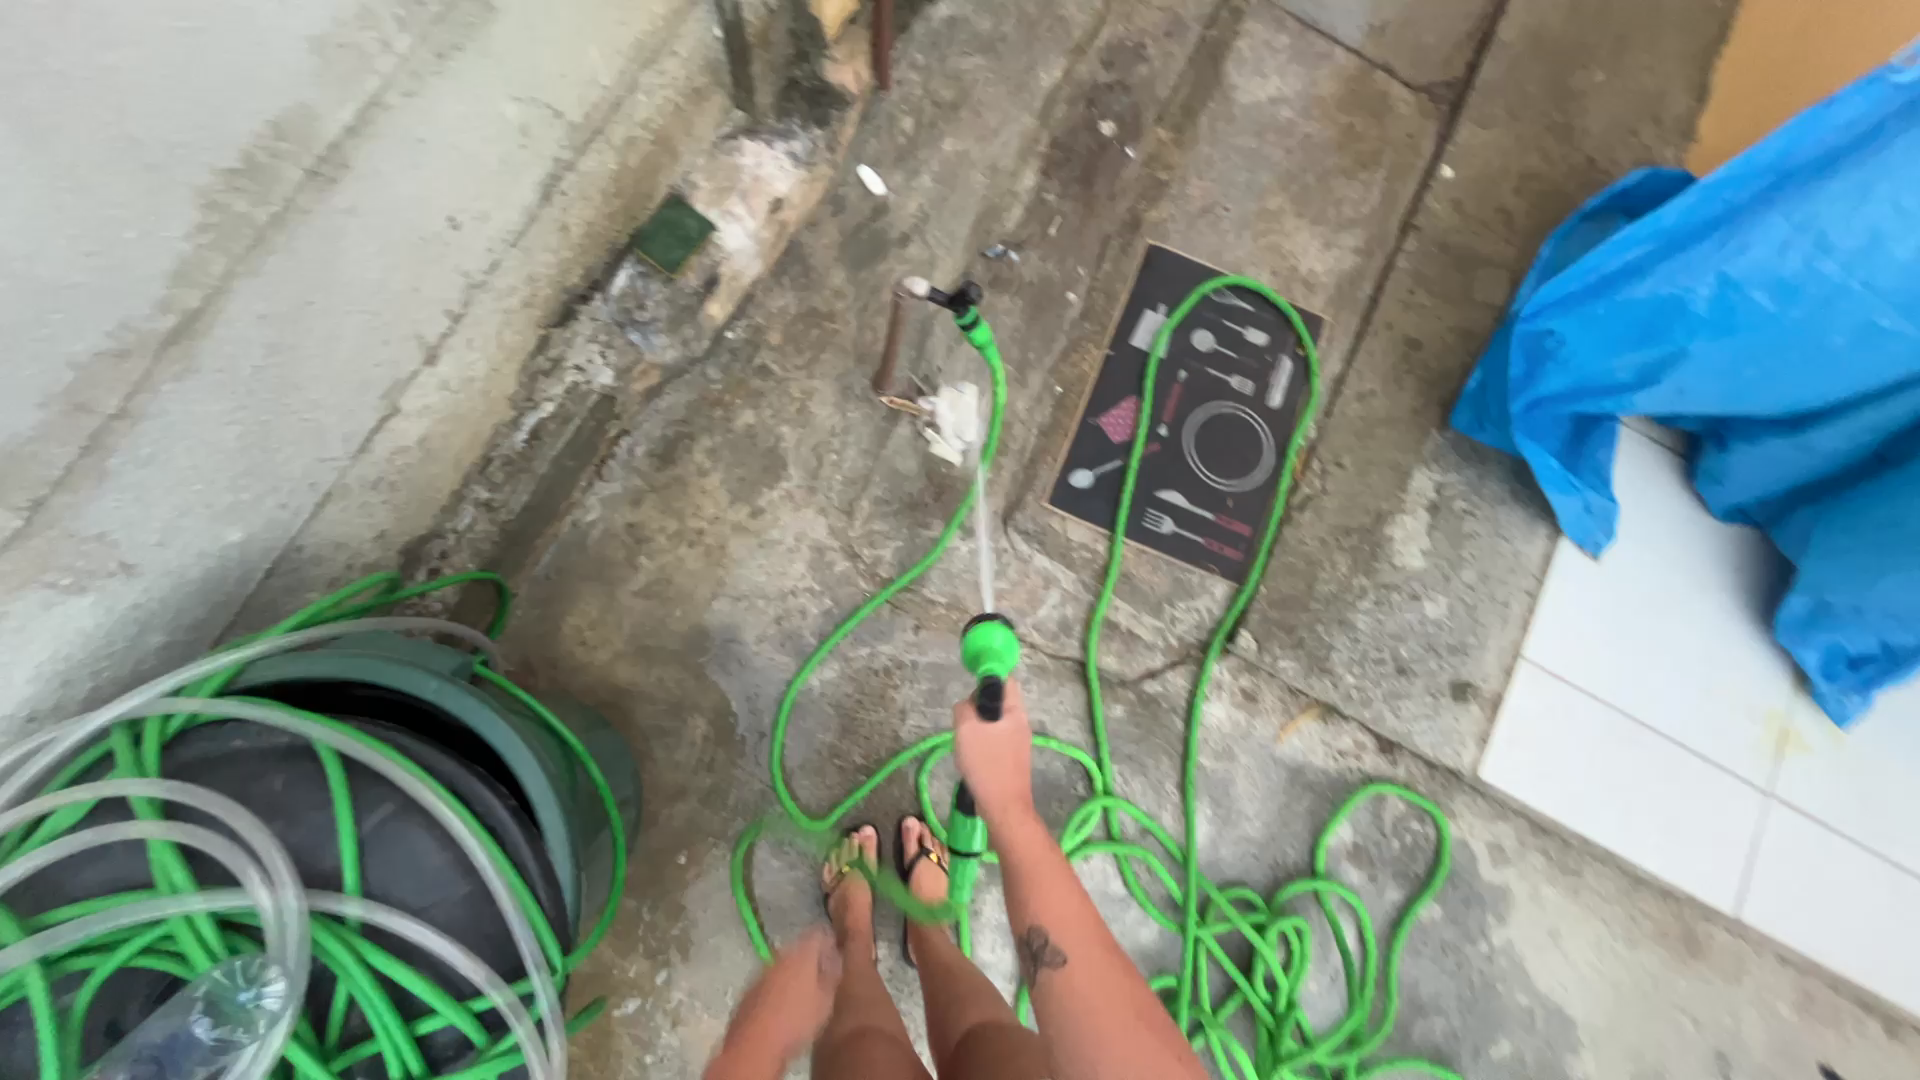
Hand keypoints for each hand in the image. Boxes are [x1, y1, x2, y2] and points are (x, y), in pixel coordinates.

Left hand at [705, 927, 841, 1079]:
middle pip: (799, 947)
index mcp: (803, 952)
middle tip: (822, 974)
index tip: (837, 950)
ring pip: (783, 964)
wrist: (755, 1045)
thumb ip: (832, 974)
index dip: (829, 939)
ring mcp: (762, 972)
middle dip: (810, 957)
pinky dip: (778, 987)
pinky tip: (782, 1006)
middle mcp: (781, 955)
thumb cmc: (798, 1021)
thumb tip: (836, 957)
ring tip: (803, 993)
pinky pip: (769, 981)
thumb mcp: (826, 1000)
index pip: (818, 933)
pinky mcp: (749, 990)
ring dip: (793, 973)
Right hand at [952, 677, 1034, 826]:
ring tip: (964, 743)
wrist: (1004, 807)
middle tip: (963, 721)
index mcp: (1015, 712)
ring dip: (976, 728)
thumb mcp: (966, 729)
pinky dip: (981, 744)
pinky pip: (995, 742)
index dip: (988, 678)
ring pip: (994, 724)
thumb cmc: (986, 764)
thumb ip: (964, 708)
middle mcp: (1021, 724)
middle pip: (998, 703)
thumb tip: (966, 706)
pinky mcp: (1012, 760)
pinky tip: (970, 759)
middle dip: (977, 707)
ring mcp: (1018, 744)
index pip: (1006, 681)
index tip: (969, 690)